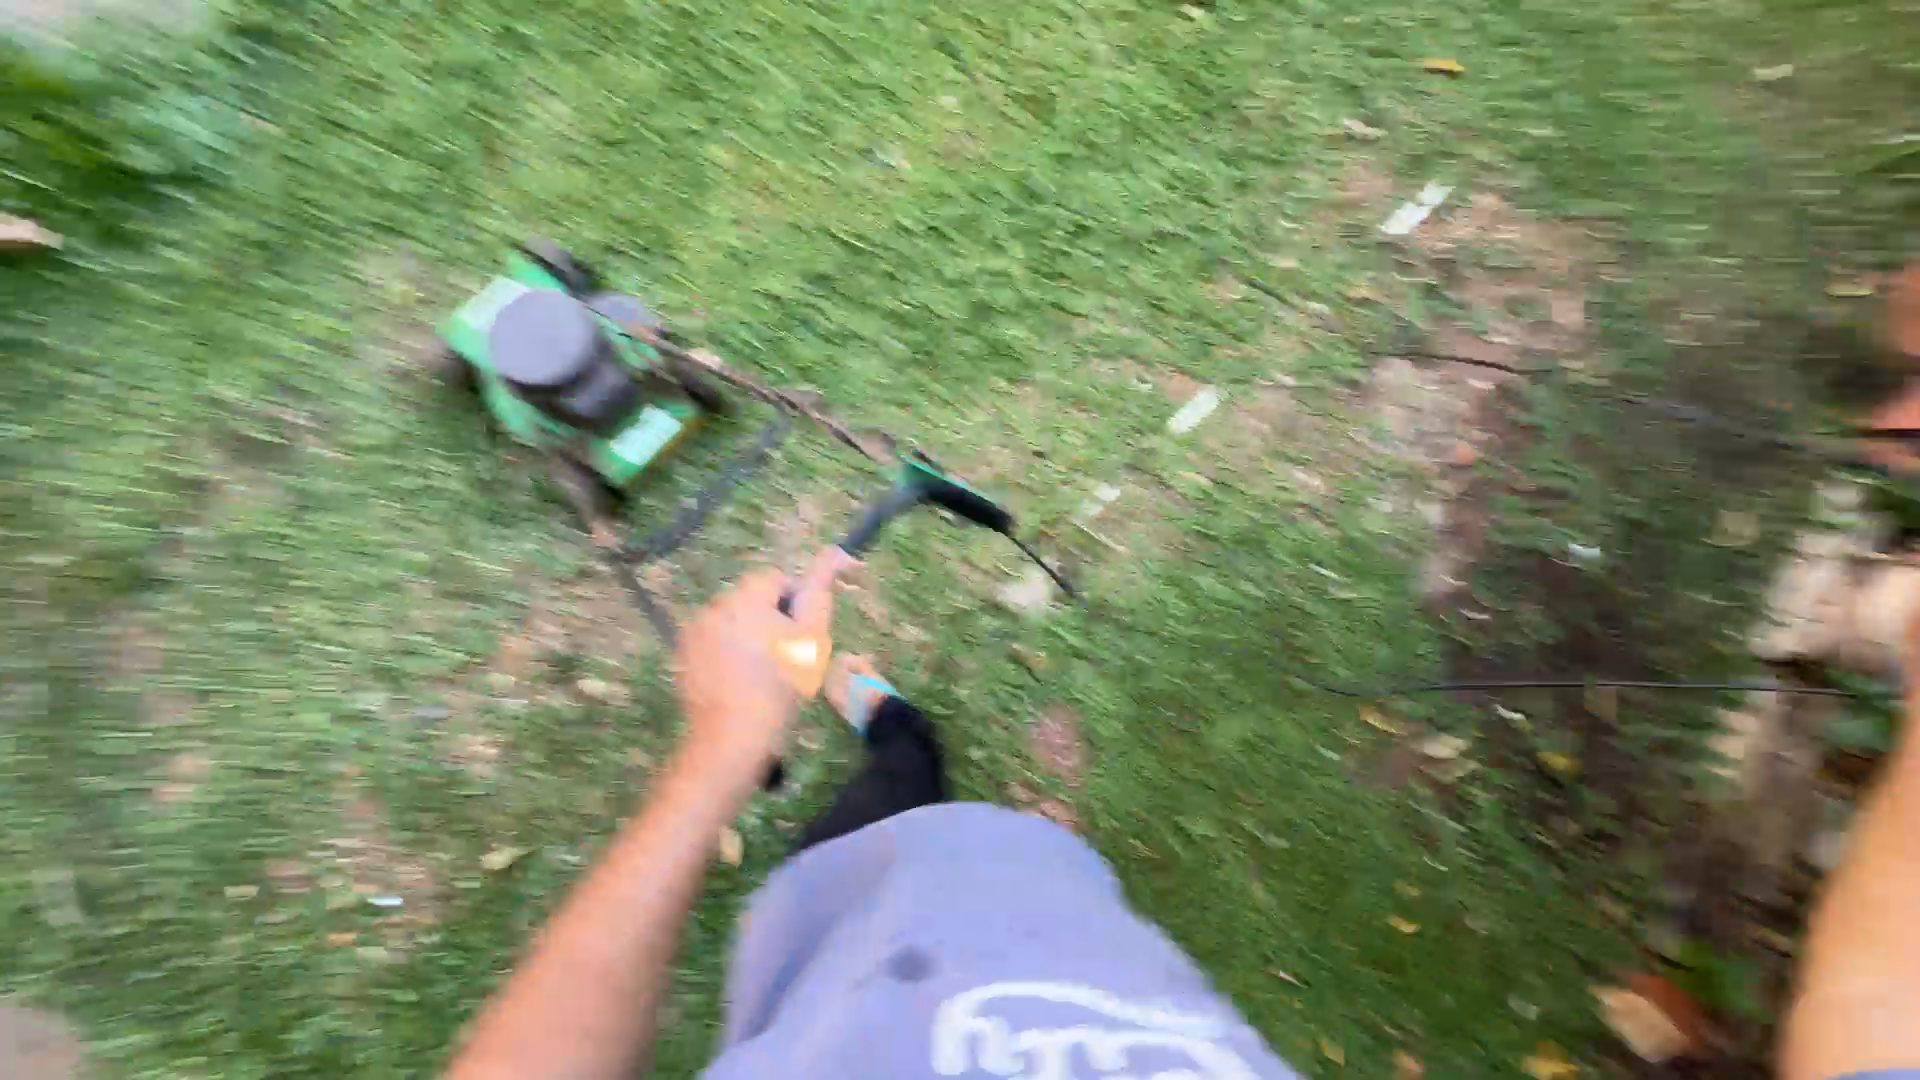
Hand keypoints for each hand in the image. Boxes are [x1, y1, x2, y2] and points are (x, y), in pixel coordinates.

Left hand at [672, 548, 858, 783]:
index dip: (793, 602)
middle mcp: (714, 606)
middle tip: (785, 655)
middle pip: (752, 598)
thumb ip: (820, 592)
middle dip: (769, 616)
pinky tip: (738, 679)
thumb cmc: (781, 687)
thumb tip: (838, 554)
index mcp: (746, 597)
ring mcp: (693, 631)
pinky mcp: (683, 655)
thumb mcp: (813, 638)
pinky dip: (727, 651)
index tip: (800, 633)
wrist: (734, 736)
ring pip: (732, 619)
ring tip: (761, 670)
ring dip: (748, 633)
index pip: (776, 578)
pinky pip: (713, 640)